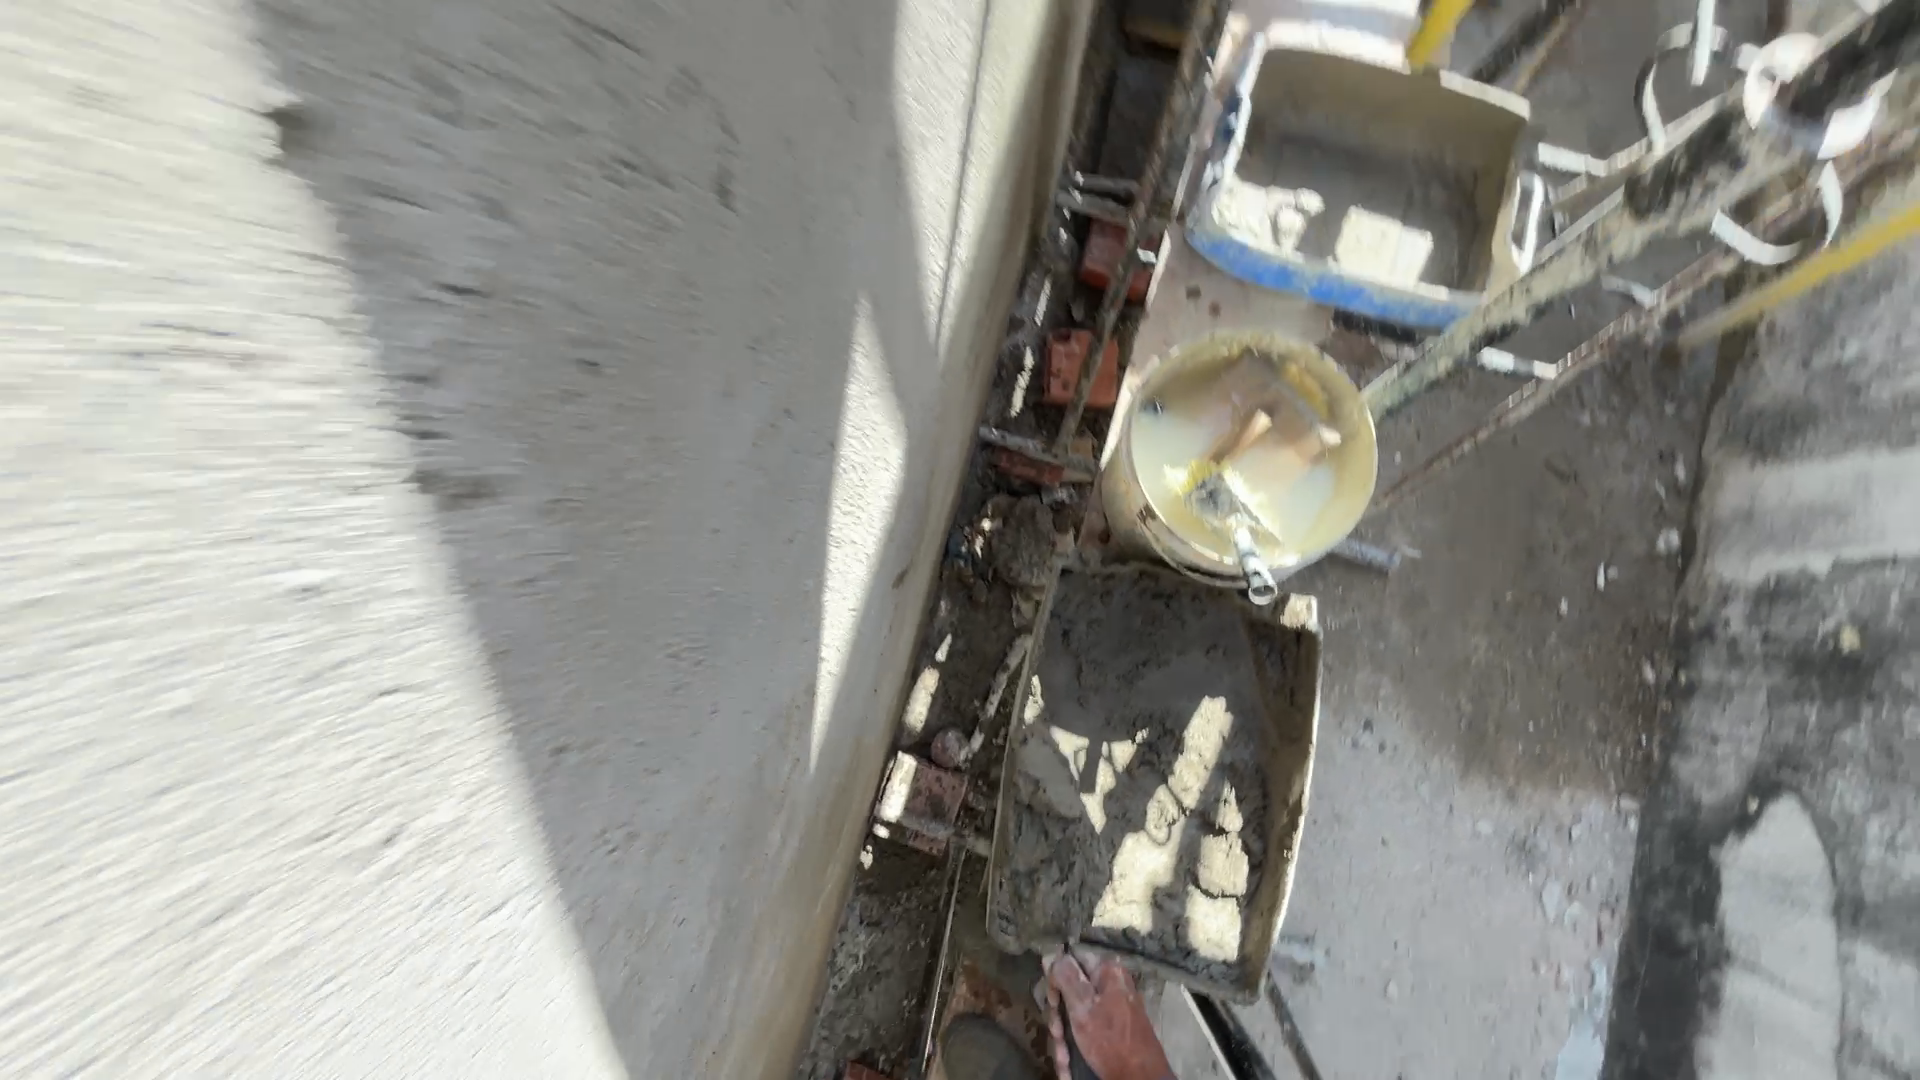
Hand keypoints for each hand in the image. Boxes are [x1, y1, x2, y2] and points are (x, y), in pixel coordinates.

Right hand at [1043, 949, 1173, 1079]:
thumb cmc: (1111, 1041)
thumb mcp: (1083, 1007)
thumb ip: (1065, 977)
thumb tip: (1050, 955)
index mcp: (1107, 972)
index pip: (1072, 960)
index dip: (1057, 979)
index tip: (1053, 1003)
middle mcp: (1111, 986)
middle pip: (1072, 992)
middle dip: (1060, 1019)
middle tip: (1058, 1036)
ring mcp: (1113, 1010)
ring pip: (1076, 1017)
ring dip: (1065, 1039)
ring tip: (1065, 1060)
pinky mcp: (1113, 1031)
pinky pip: (1087, 1032)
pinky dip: (1076, 1048)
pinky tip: (1070, 1066)